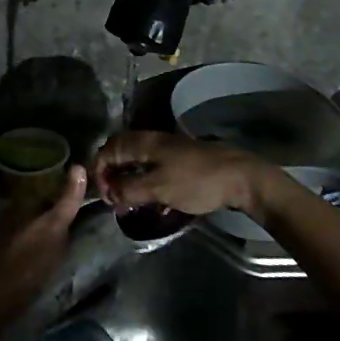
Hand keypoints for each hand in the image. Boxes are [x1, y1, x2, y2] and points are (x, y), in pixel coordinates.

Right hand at [0, 165, 86, 324]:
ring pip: (55, 232)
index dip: (75, 183)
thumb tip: (31, 194)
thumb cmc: (0, 254)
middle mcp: (63, 242)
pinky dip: (40, 237)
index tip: (78, 168)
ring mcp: (57, 259)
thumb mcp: (6, 221)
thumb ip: (23, 206)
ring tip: (26, 214)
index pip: (70, 200)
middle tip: (38, 191)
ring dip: (45, 222)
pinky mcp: (49, 271)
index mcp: (54, 227)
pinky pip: (48, 246)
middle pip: (62, 217)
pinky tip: (22, 239)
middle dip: (53, 204)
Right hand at [94, 129, 280, 214]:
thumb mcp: (158, 188)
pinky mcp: (178, 159)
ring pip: (135, 160)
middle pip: (118, 153)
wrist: (240, 178)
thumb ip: (129, 188)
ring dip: (127, 178)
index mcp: (142, 142)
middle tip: (113, 198)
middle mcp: (150, 140)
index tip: (105, 197)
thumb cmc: (196, 181)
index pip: (106, 151)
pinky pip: (150, 166)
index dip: (99, 173)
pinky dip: (143, 179)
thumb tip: (110, 192)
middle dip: (111, 174)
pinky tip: (149, 198)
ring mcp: (166, 148)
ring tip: (128, 200)